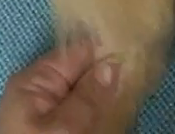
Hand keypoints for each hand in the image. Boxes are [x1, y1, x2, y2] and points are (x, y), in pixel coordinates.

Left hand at [0, 39, 123, 133]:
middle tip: (141, 76)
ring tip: (134, 97)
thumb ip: (88, 97)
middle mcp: (41, 93)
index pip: (75, 52)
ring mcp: (50, 117)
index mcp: (34, 81)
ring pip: (87, 99)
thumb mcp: (62, 130)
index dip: (105, 49)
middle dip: (110, 77)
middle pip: (82, 75)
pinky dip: (102, 119)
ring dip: (109, 101)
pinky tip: (122, 117)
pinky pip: (84, 119)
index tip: (135, 49)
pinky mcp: (59, 132)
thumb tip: (113, 63)